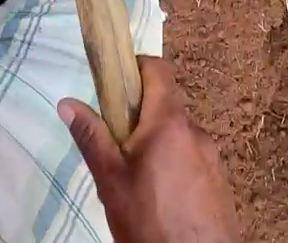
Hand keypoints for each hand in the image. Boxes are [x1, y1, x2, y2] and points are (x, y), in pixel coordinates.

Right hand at [58, 57, 240, 242]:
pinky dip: (175, 164)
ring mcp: (214, 159)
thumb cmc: (149, 221)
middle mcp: (197, 132)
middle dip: (140, 115)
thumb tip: (66, 102)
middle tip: (118, 142)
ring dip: (158, 142)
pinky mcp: (221, 184)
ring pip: (179, 134)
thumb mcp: (110, 179)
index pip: (158, 69)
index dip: (135, 67)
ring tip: (137, 176)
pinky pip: (193, 159)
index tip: (114, 85)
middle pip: (166, 104)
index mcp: (169, 122)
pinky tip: (161, 196)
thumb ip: (90, 136)